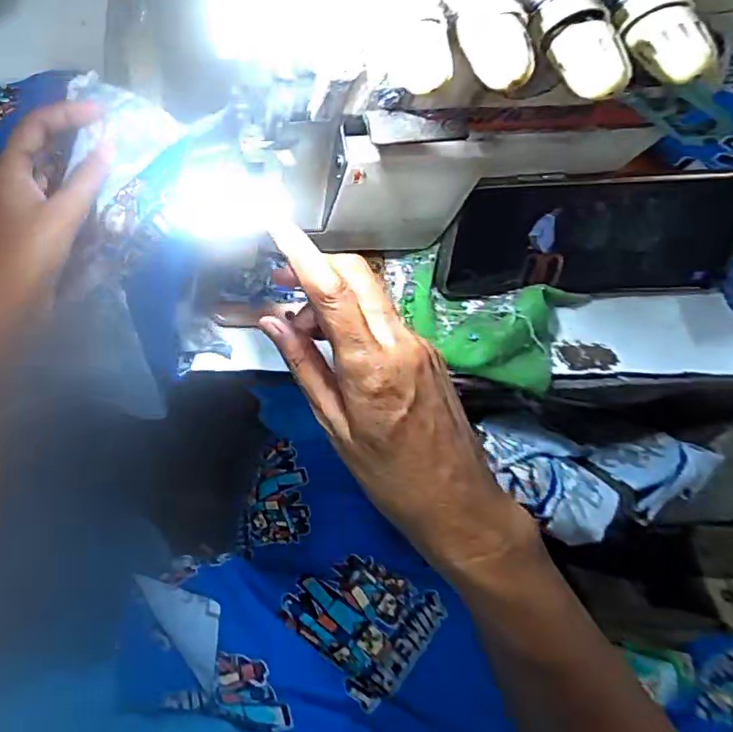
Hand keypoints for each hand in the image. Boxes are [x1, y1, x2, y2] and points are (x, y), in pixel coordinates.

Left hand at [0, 101, 111, 347]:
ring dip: (79, 168)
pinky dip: (78, 196)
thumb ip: (86, 180)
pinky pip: (58, 202)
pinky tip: (101, 199)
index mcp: (10, 172)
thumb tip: (107, 146)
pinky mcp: (34, 231)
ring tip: (112, 163)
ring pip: (53, 176)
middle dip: (76, 138)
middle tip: (111, 135)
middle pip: (44, 147)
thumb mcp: (61, 216)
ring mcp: (23, 208)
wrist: (4, 316)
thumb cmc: (28, 260)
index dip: (67, 112)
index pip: (36, 125)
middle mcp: (14, 184)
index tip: (101, 113)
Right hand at [258, 222, 538, 573]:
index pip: (332, 292)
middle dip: (314, 264)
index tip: (278, 226)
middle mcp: (399, 342)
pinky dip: (349, 314)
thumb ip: (303, 365)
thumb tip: (272, 322)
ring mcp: (418, 343)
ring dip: (328, 294)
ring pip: (368, 292)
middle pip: (357, 274)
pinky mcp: (425, 350)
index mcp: (370, 365)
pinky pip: (380, 314)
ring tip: (300, 327)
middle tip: (278, 283)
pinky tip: (331, 342)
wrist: (461, 504)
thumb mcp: (334, 424)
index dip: (302, 254)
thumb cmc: (388, 475)